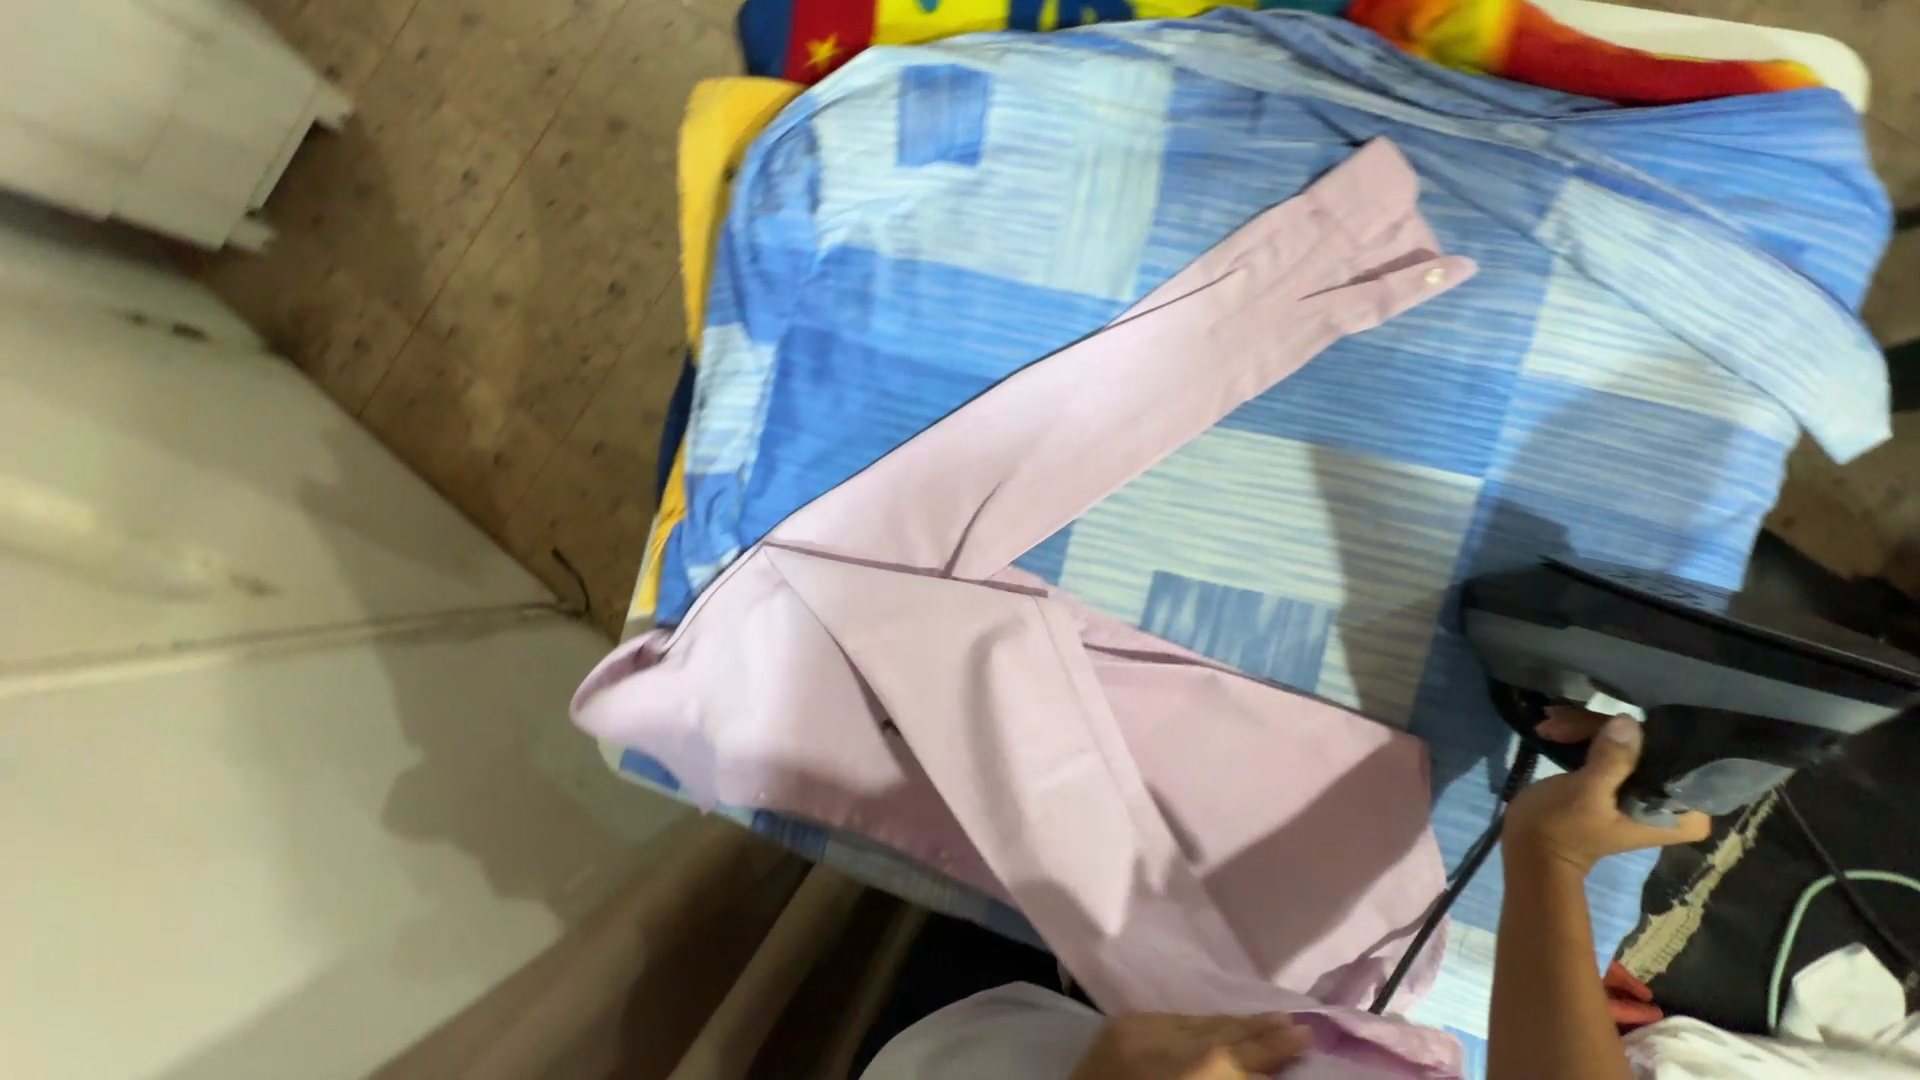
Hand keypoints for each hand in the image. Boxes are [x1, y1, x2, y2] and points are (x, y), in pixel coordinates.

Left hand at [1067, 1012, 1311, 1079]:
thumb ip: (1227, 1077)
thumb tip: (1259, 1073)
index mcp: (1188, 1072)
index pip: (1236, 1056)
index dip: (1272, 1047)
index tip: (1305, 1034)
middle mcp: (1160, 1040)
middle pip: (1219, 1033)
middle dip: (1257, 1030)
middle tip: (1295, 1022)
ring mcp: (1137, 1027)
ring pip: (1196, 1021)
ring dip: (1231, 1023)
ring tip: (1267, 1020)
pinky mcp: (1121, 1023)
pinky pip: (1170, 1019)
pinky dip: (1198, 1024)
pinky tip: (1218, 1025)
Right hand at [1504, 707, 1711, 877]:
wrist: (1531, 849)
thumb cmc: (1561, 826)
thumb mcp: (1586, 792)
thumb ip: (1613, 759)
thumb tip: (1628, 720)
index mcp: (1682, 813)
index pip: (1671, 756)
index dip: (1635, 735)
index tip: (1593, 724)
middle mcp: (1673, 801)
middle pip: (1644, 748)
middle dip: (1597, 731)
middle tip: (1557, 723)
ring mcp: (1645, 792)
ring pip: (1624, 745)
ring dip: (1583, 731)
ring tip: (1548, 727)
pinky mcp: (1620, 786)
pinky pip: (1610, 753)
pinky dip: (1582, 740)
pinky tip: (1553, 732)